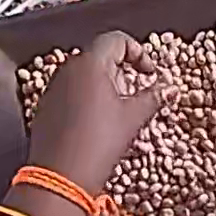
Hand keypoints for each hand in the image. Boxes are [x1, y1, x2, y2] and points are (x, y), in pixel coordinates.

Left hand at [26, 32, 163, 193]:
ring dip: (105, 87)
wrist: (62, 174)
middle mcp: (68, 69)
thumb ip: (153, 97)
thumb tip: (169, 88)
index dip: (139, 53)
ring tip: (118, 113)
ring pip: (85, 76)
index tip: (149, 72)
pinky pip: (71, 93)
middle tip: (136, 95)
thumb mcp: (133, 118)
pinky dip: (88, 100)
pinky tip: (97, 124)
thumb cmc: (98, 143)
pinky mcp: (47, 106)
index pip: (117, 40)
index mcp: (91, 63)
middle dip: (123, 73)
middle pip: (100, 57)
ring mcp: (54, 87)